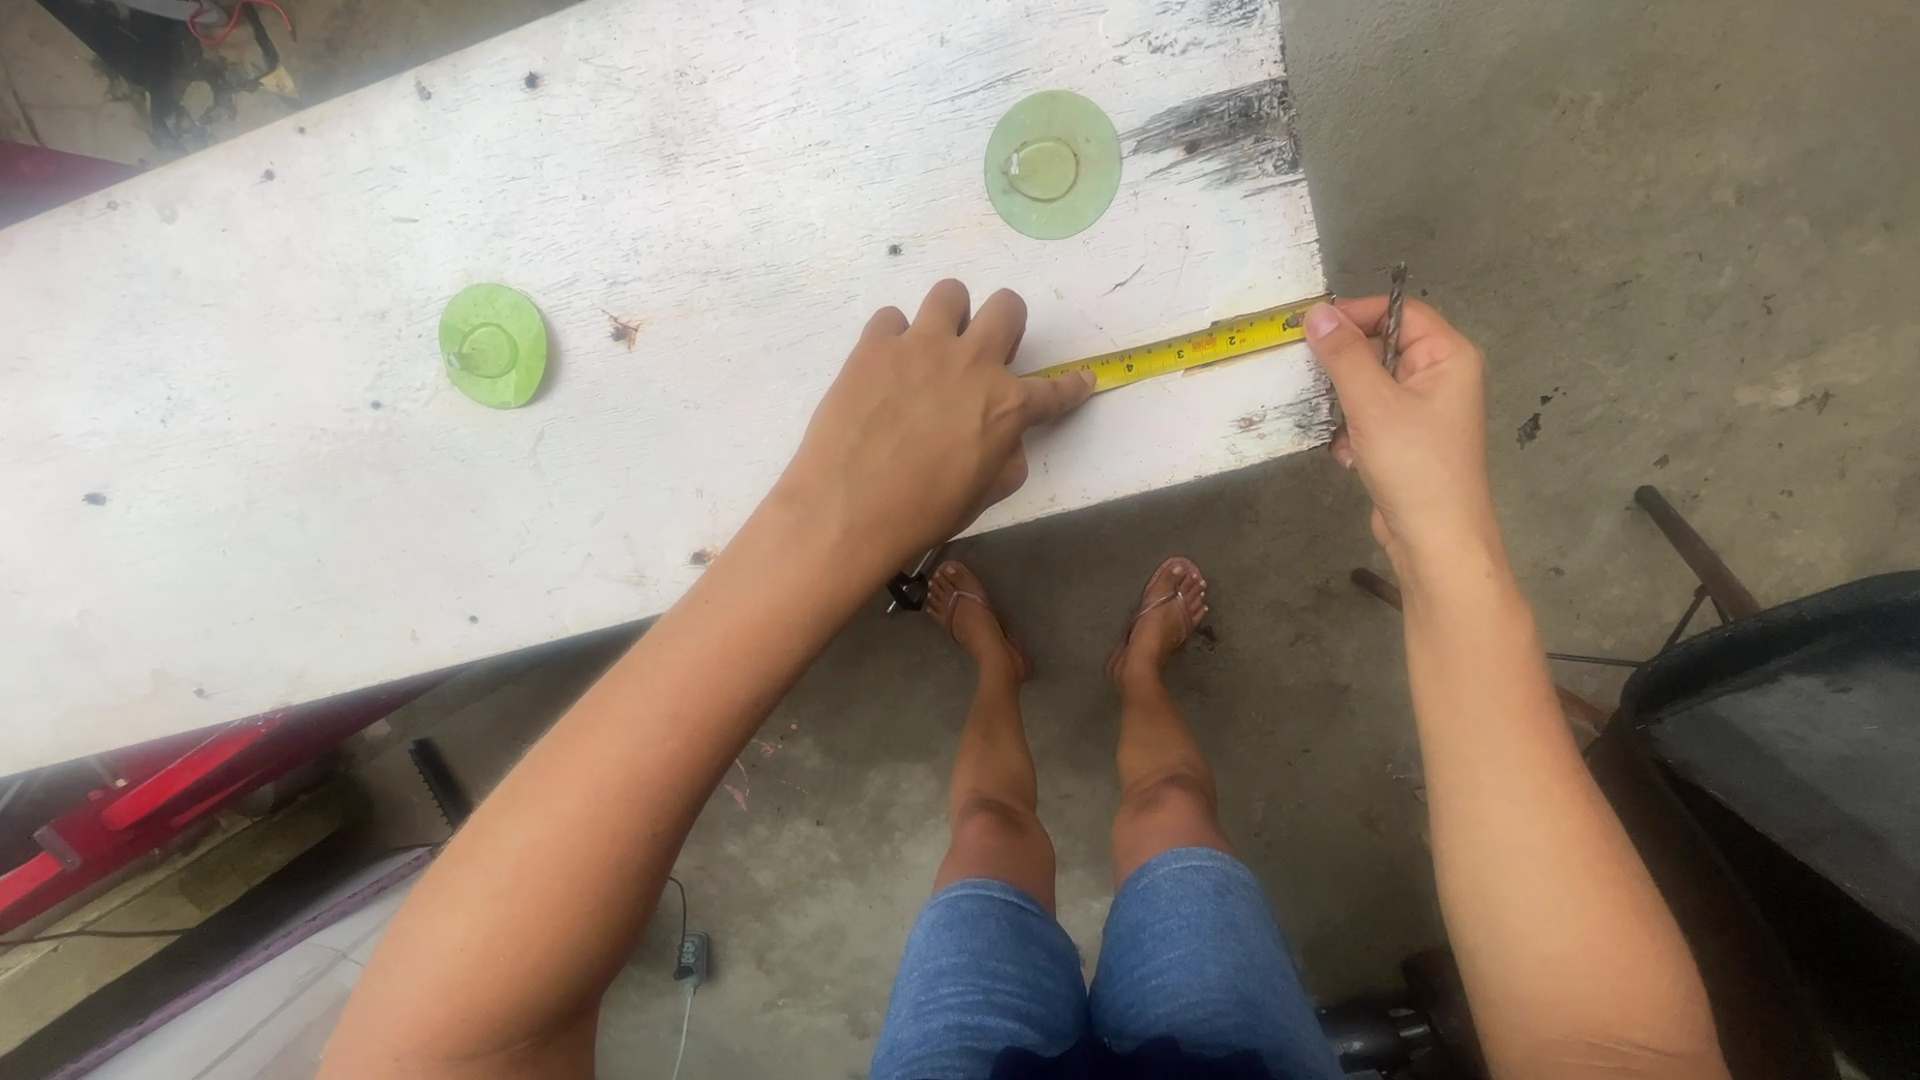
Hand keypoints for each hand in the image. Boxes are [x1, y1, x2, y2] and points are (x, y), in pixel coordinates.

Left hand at [774, 279, 1094, 572]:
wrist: (848, 510)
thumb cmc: (923, 513)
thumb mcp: (984, 495)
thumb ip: (1008, 457)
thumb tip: (1006, 437)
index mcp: (1008, 405)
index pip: (1056, 390)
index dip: (1072, 387)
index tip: (1080, 381)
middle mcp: (972, 362)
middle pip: (1008, 307)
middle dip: (1006, 327)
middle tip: (985, 357)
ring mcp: (921, 346)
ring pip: (950, 293)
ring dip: (950, 318)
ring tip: (933, 349)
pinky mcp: (874, 345)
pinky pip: (891, 317)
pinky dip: (894, 339)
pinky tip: (886, 369)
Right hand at [1305, 298, 1498, 563]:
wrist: (1433, 537)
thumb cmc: (1412, 464)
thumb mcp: (1372, 404)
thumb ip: (1343, 355)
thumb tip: (1316, 313)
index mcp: (1447, 357)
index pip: (1398, 312)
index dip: (1355, 315)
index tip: (1310, 330)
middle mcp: (1440, 376)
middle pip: (1380, 349)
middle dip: (1343, 371)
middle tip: (1311, 381)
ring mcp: (1423, 410)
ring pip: (1367, 387)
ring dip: (1343, 407)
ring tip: (1337, 429)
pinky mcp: (1405, 439)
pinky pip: (1368, 417)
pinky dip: (1350, 432)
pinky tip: (1347, 455)